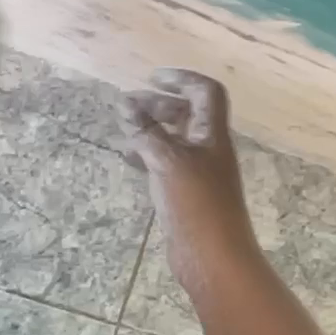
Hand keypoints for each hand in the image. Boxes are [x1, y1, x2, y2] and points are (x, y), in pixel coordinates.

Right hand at [120, 69, 261, 291]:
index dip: (181, 78)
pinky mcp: (186, 193)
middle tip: (128, 106)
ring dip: (150, 129)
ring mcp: (198, 172)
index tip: (152, 78)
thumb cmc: (196, 204)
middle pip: (187, 113)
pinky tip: (128, 158)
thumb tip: (125, 103)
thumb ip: (146, 131)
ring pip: (174, 139)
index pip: (204, 92)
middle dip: (158, 104)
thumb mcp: (167, 161)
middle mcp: (208, 148)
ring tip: (123, 131)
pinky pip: (166, 163)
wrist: (213, 257)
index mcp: (212, 135)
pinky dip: (147, 154)